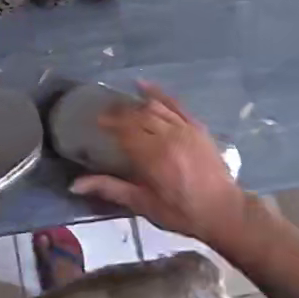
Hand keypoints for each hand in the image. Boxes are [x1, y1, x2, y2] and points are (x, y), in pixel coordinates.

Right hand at [70, 82, 249, 243]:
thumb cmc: (180, 211)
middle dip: (119, 112)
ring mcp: (184, 129)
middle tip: (105, 114)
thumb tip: (75, 185)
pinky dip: (158, 93)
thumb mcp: (143, 204)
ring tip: (121, 105)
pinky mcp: (197, 127)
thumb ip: (110, 189)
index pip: (125, 130)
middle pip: (138, 115)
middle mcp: (168, 137)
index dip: (110, 123)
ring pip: (154, 107)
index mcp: (152, 157)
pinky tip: (144, 86)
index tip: (97, 121)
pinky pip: (175, 104)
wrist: (224, 211)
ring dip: (135, 104)